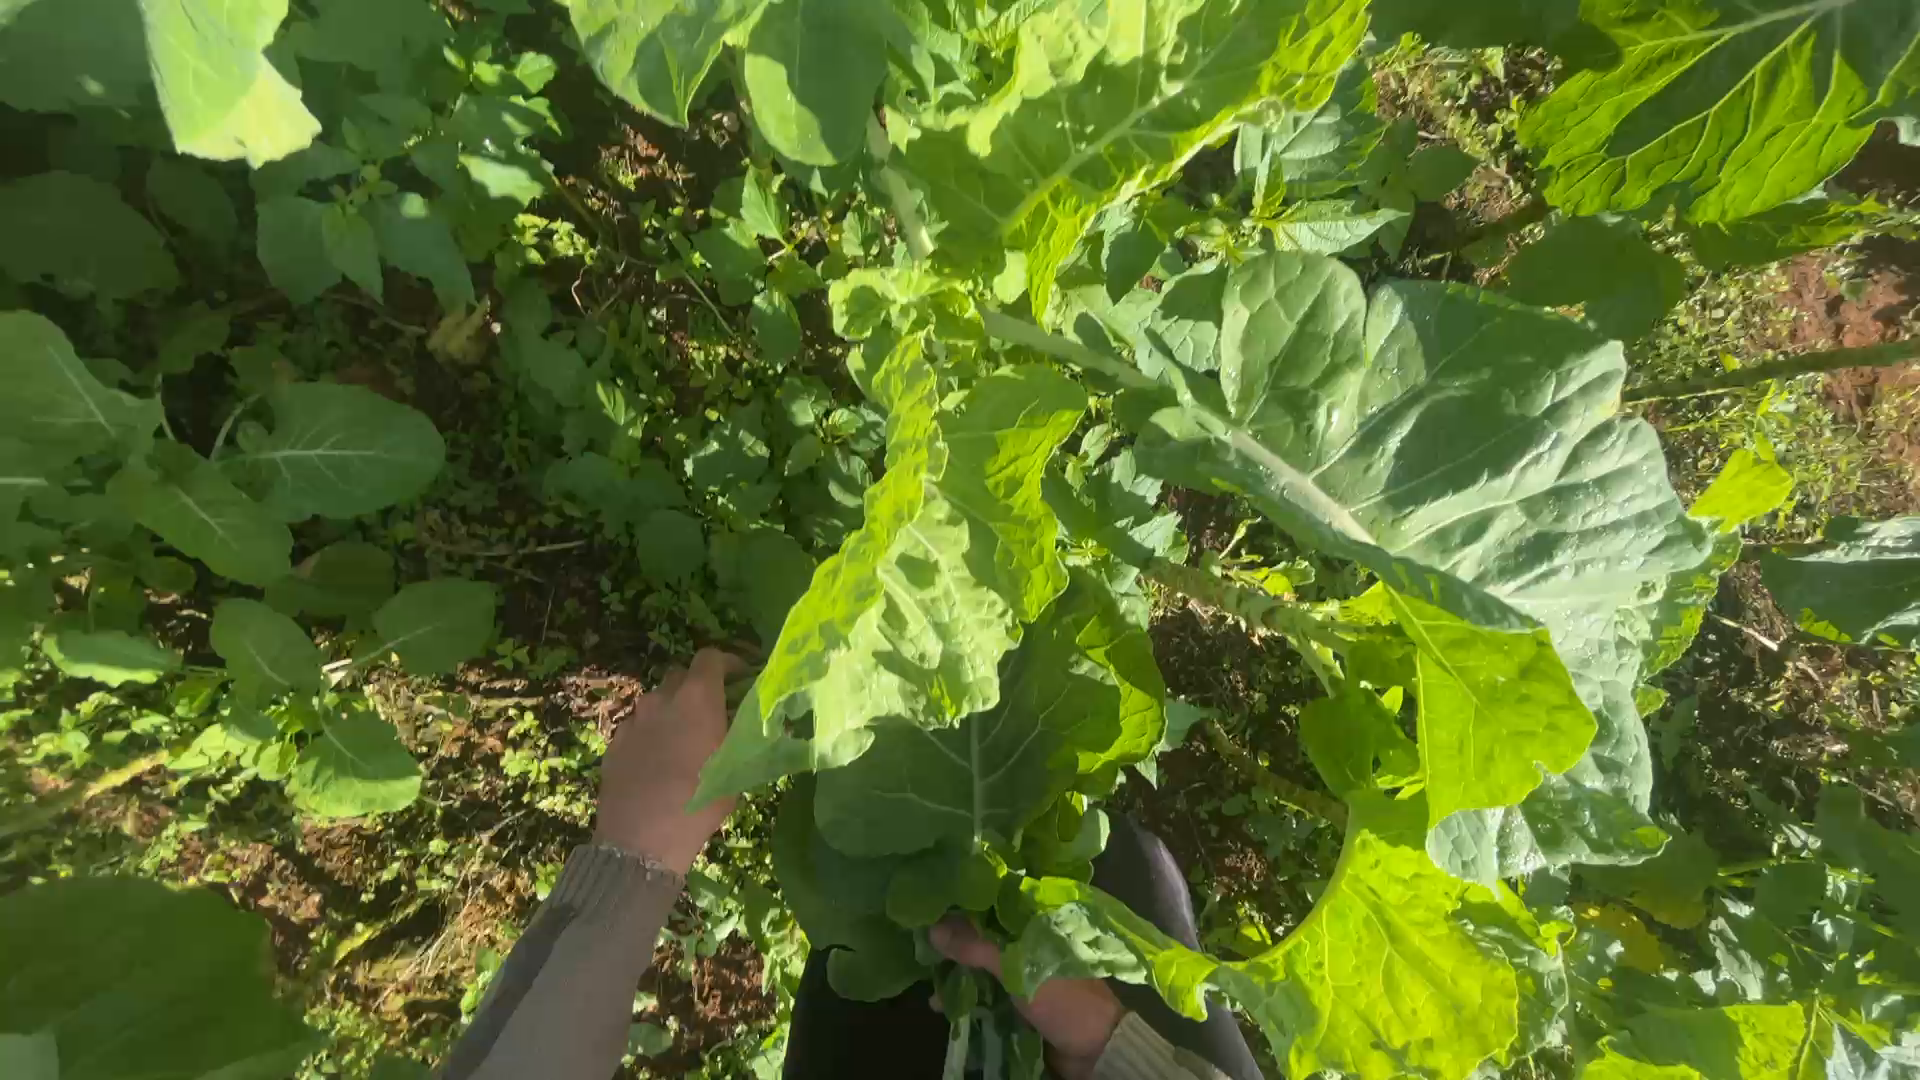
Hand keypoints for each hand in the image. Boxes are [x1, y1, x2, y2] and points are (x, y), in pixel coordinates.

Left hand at [592, 648, 745, 873]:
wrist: (641, 841)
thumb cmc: (700, 800)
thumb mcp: (737, 767)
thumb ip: (742, 734)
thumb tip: (753, 720)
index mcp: (697, 697)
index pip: (711, 657)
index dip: (728, 662)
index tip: (741, 678)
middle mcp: (662, 698)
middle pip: (682, 675)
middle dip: (699, 686)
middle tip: (713, 712)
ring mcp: (634, 720)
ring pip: (657, 702)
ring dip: (673, 711)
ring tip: (684, 740)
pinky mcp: (614, 743)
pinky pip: (639, 726)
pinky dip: (652, 733)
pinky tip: (658, 761)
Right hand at [931, 916, 1124, 1079]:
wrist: (1093, 1050)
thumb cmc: (1060, 995)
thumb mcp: (1016, 967)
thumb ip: (975, 947)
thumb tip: (933, 928)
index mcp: (1030, 923)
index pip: (990, 905)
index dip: (961, 905)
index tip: (930, 904)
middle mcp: (1022, 943)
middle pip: (980, 937)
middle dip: (952, 943)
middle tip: (921, 947)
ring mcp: (1019, 973)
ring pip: (979, 966)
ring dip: (955, 973)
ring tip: (929, 982)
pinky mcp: (1015, 1002)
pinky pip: (984, 992)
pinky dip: (964, 996)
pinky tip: (942, 1004)